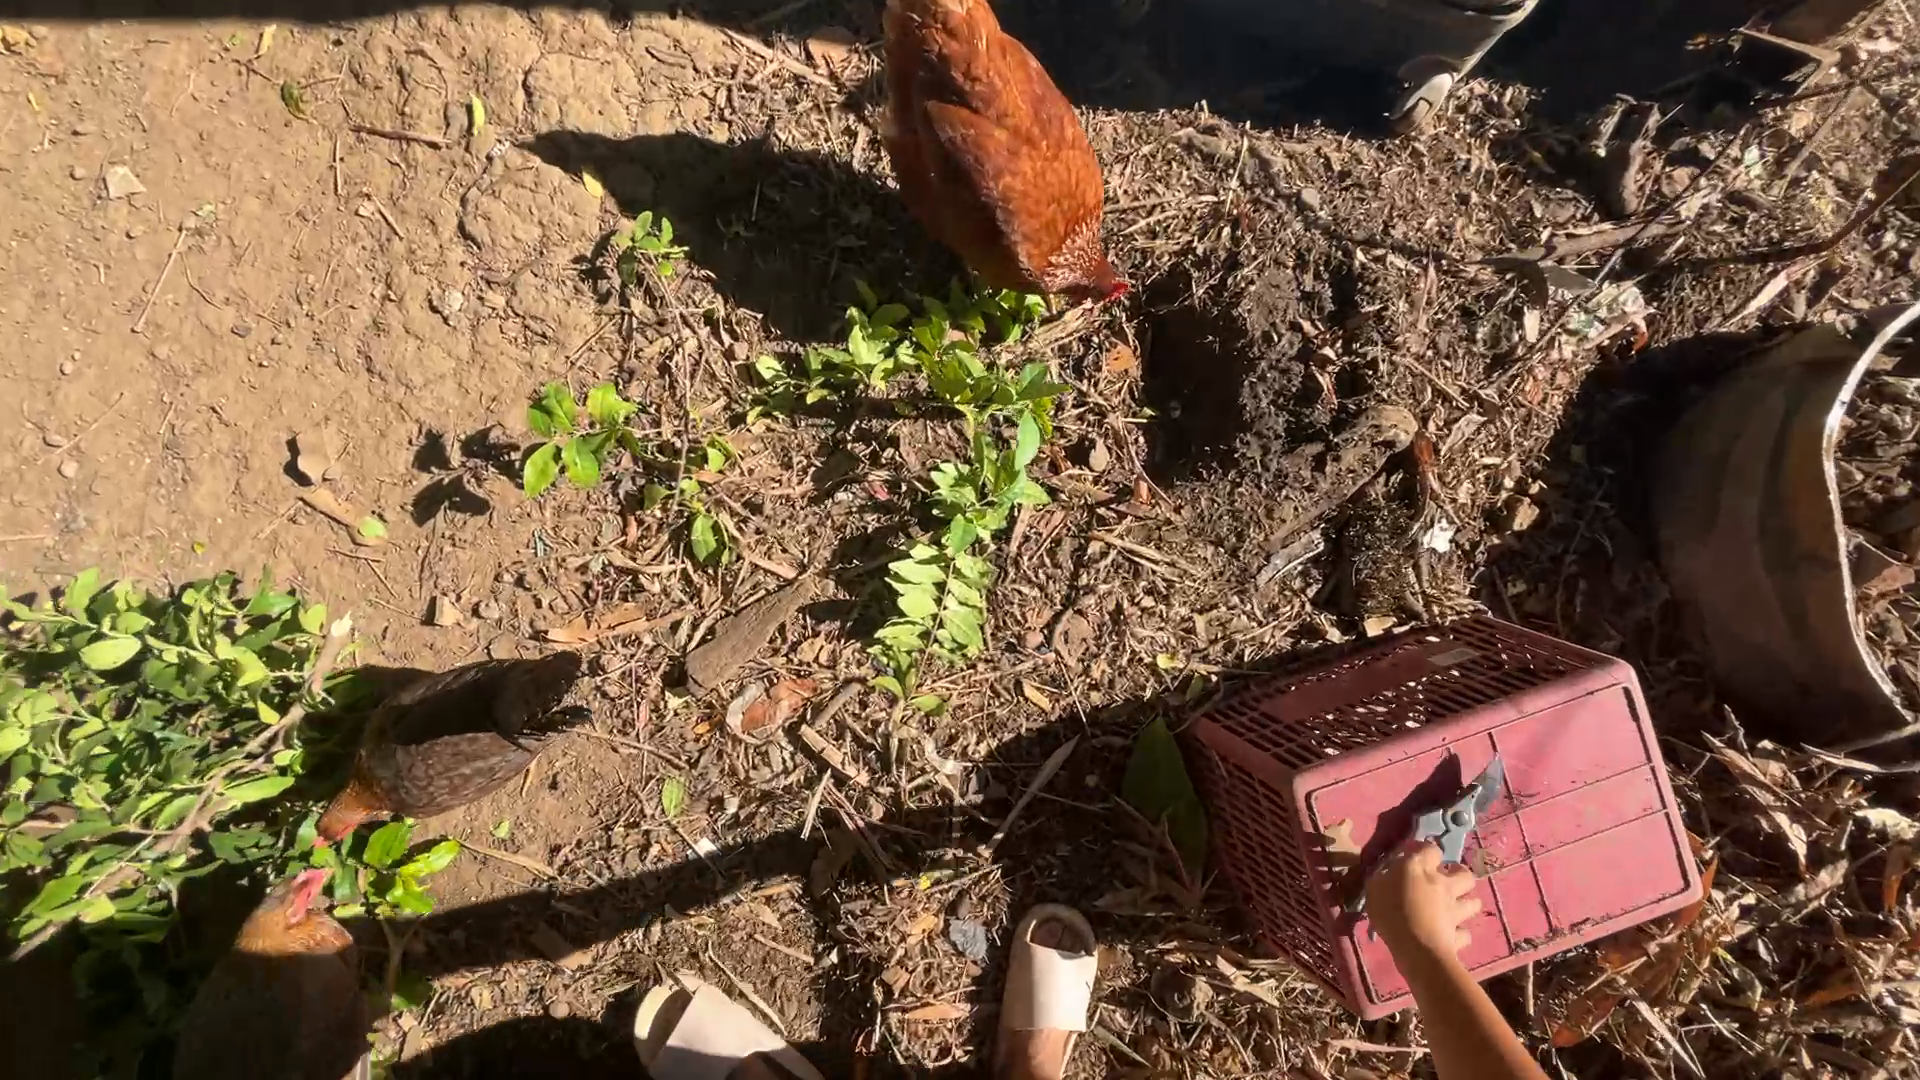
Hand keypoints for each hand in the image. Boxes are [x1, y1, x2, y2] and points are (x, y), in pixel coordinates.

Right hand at [1364, 841, 1481, 961]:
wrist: (1415, 947)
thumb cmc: (1390, 911)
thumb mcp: (1375, 886)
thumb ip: (1385, 876)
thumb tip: (1391, 873)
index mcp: (1421, 868)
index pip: (1431, 849)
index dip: (1426, 850)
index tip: (1415, 855)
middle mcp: (1444, 885)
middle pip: (1465, 874)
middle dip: (1458, 874)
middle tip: (1445, 880)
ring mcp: (1456, 911)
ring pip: (1474, 902)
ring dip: (1466, 902)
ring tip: (1453, 906)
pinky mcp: (1460, 935)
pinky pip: (1465, 932)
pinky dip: (1459, 932)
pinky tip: (1450, 934)